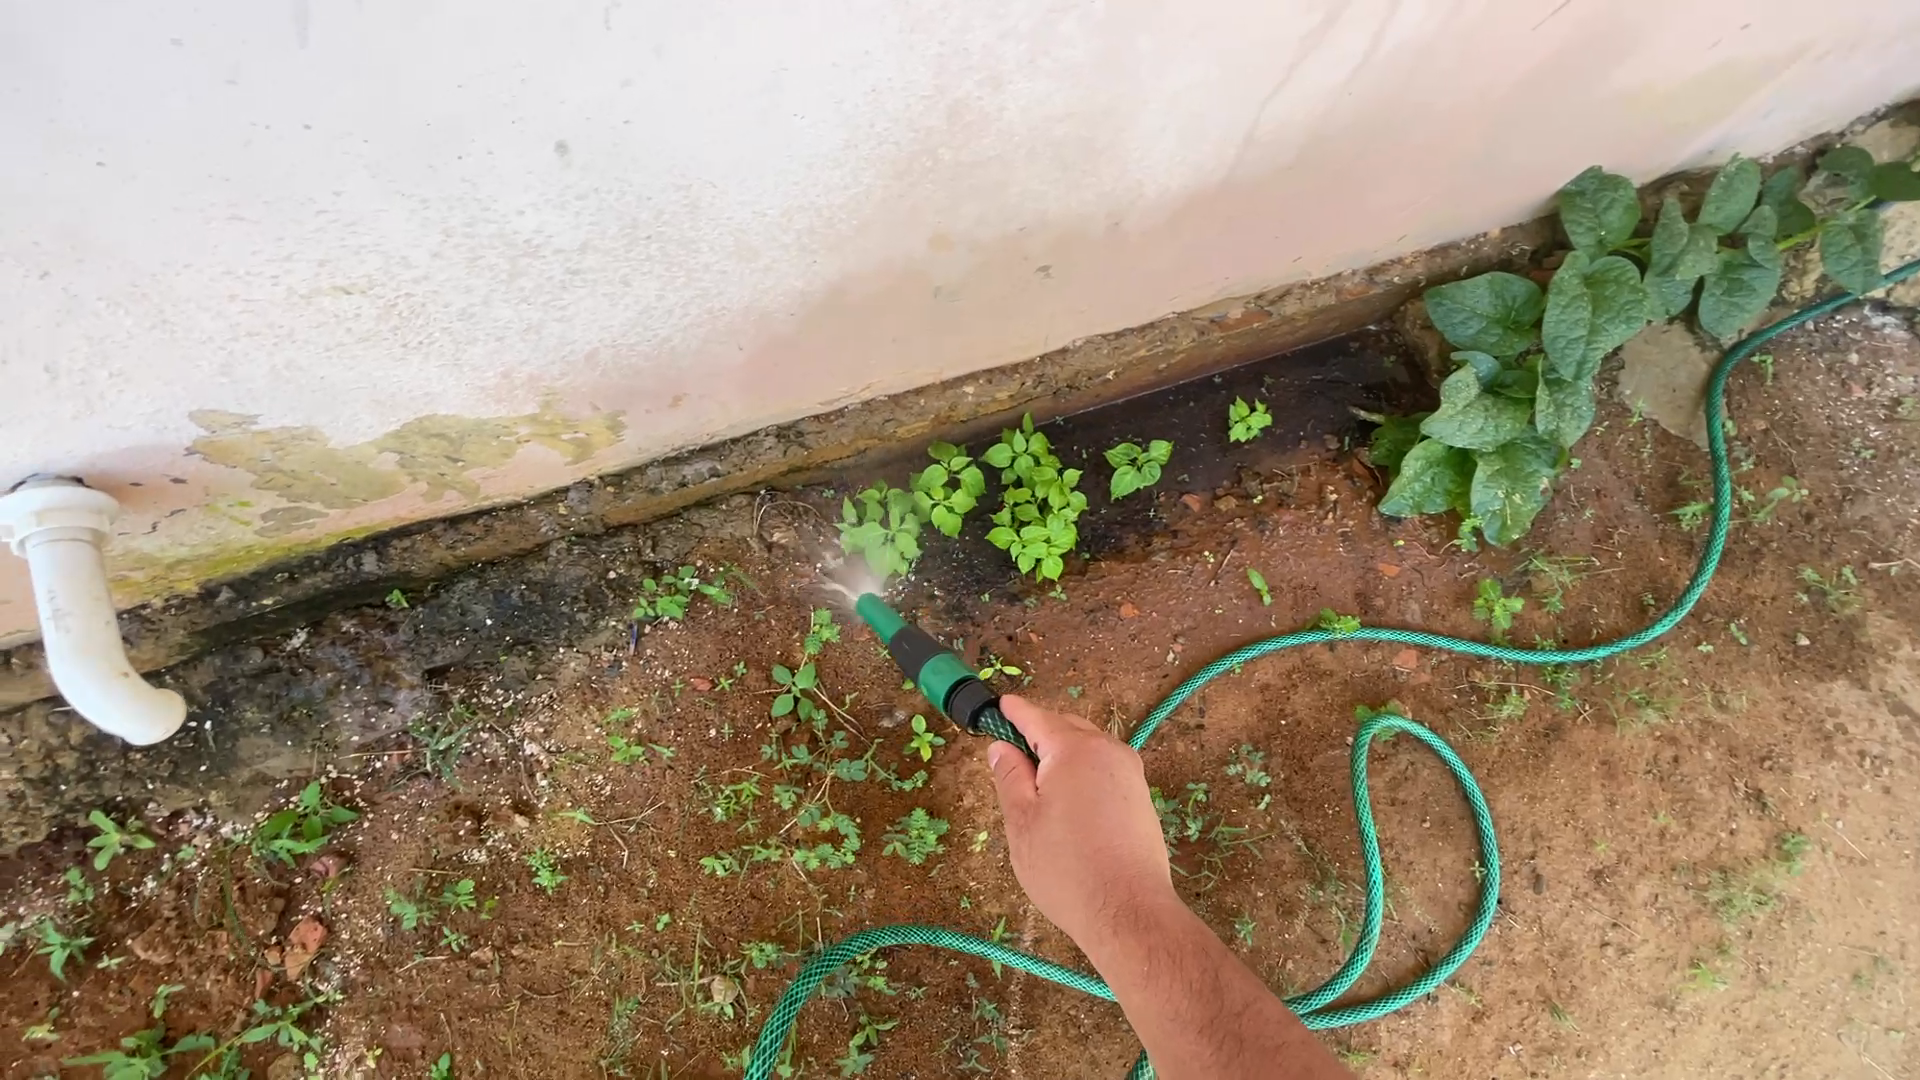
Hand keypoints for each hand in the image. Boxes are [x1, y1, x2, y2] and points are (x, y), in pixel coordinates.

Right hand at [985, 695, 1176, 951]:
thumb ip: (1010, 776)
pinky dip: (1082, 771)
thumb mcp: (1022, 821)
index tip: (1000, 705)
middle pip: (1066, 728)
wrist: (1129, 913)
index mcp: (1074, 749)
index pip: (1037, 718)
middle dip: (1039, 733)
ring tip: (1038, 782)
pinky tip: (1069, 801)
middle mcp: (1107, 749)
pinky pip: (1103, 768)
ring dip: (1062, 754)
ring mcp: (1130, 772)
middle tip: (1011, 753)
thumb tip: (1002, 747)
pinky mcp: (1141, 797)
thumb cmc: (1066, 867)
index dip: (1015, 712)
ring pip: (1087, 748)